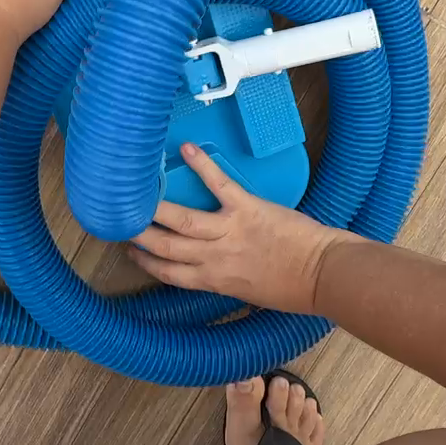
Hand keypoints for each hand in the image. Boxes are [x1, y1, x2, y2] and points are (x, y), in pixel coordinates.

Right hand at [129, 143, 360, 313]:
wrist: (325, 275)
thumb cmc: (294, 290)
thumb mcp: (251, 295)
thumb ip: (225, 280)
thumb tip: (211, 271)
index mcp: (215, 281)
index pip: (169, 273)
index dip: (146, 262)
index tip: (130, 250)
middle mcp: (214, 258)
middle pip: (165, 246)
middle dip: (139, 233)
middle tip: (121, 217)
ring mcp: (229, 231)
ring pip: (181, 219)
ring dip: (155, 206)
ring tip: (136, 190)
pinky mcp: (246, 208)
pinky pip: (219, 184)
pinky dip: (202, 166)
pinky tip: (187, 149)